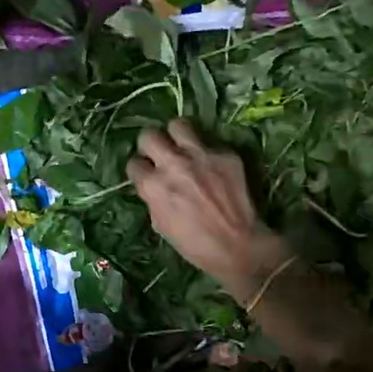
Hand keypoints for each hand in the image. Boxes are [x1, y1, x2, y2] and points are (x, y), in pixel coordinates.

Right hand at [128, 119, 292, 297]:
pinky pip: (210, 143)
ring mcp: (201, 155)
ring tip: (183, 147)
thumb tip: (154, 186)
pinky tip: (215, 169)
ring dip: (177, 136)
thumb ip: (154, 199)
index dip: (140, 170)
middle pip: (149, 135)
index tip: (147, 175)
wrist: (239, 246)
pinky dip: (208, 154)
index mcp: (153, 185)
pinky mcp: (225, 154)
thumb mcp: (162, 225)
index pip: (134, 163)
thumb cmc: (196, 246)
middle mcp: (174, 164)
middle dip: (151, 145)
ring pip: (178, 125)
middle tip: (160, 155)